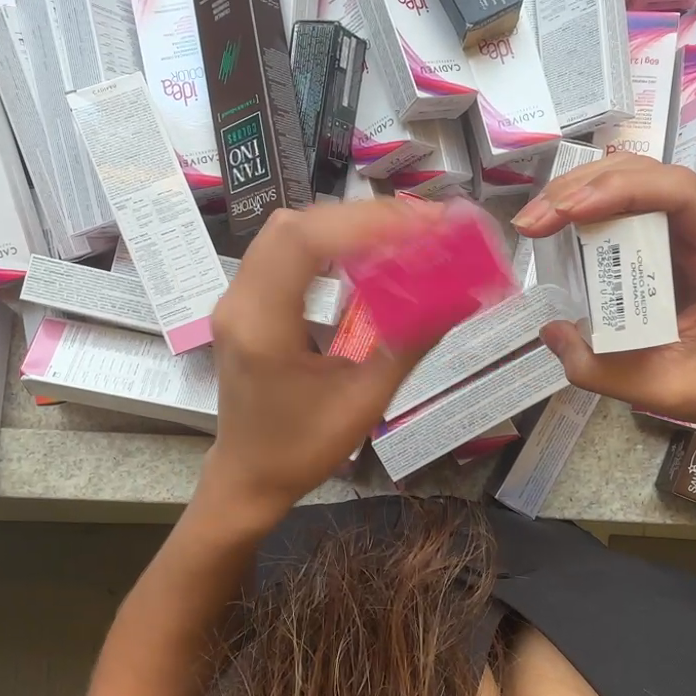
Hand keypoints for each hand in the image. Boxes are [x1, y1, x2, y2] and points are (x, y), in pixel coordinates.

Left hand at [202, 200, 442, 512]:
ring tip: (400, 234)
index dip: (364, 224)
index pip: (305, 244)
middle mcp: (239, 302)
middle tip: (420, 225)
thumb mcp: (364, 402)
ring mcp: (235, 299)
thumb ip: (409, 344)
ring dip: (342, 226)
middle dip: (360, 218)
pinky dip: (326, 241)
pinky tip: (363, 252)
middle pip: (293, 227)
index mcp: (262, 328)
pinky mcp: (243, 302)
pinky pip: (282, 251)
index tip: (422, 225)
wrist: (248, 477)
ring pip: (286, 233)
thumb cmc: (301, 450)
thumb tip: (460, 296)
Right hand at [512, 153, 695, 429]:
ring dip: (581, 189)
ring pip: (637, 178)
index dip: (621, 191)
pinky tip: (558, 219)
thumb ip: (598, 369)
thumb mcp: (657, 390)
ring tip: (536, 218)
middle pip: (651, 175)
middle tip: (532, 221)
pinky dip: (589, 203)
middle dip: (585, 188)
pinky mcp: (673, 232)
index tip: (567, 213)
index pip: (681, 194)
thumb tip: (552, 329)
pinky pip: (631, 201)